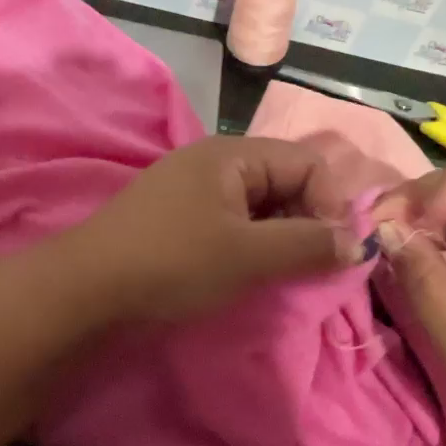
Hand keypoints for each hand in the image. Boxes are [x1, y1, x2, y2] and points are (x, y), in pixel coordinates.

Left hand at [59, 136, 363, 322]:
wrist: (86, 291)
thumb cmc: (173, 262)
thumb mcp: (247, 255)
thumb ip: (307, 245)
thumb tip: (359, 242)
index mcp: (233, 154)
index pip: (308, 163)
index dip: (332, 204)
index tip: (335, 252)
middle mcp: (215, 162)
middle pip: (285, 180)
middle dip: (309, 221)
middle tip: (313, 268)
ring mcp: (193, 191)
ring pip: (260, 206)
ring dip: (281, 238)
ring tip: (284, 276)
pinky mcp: (179, 220)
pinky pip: (233, 223)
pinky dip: (252, 246)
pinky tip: (250, 276)